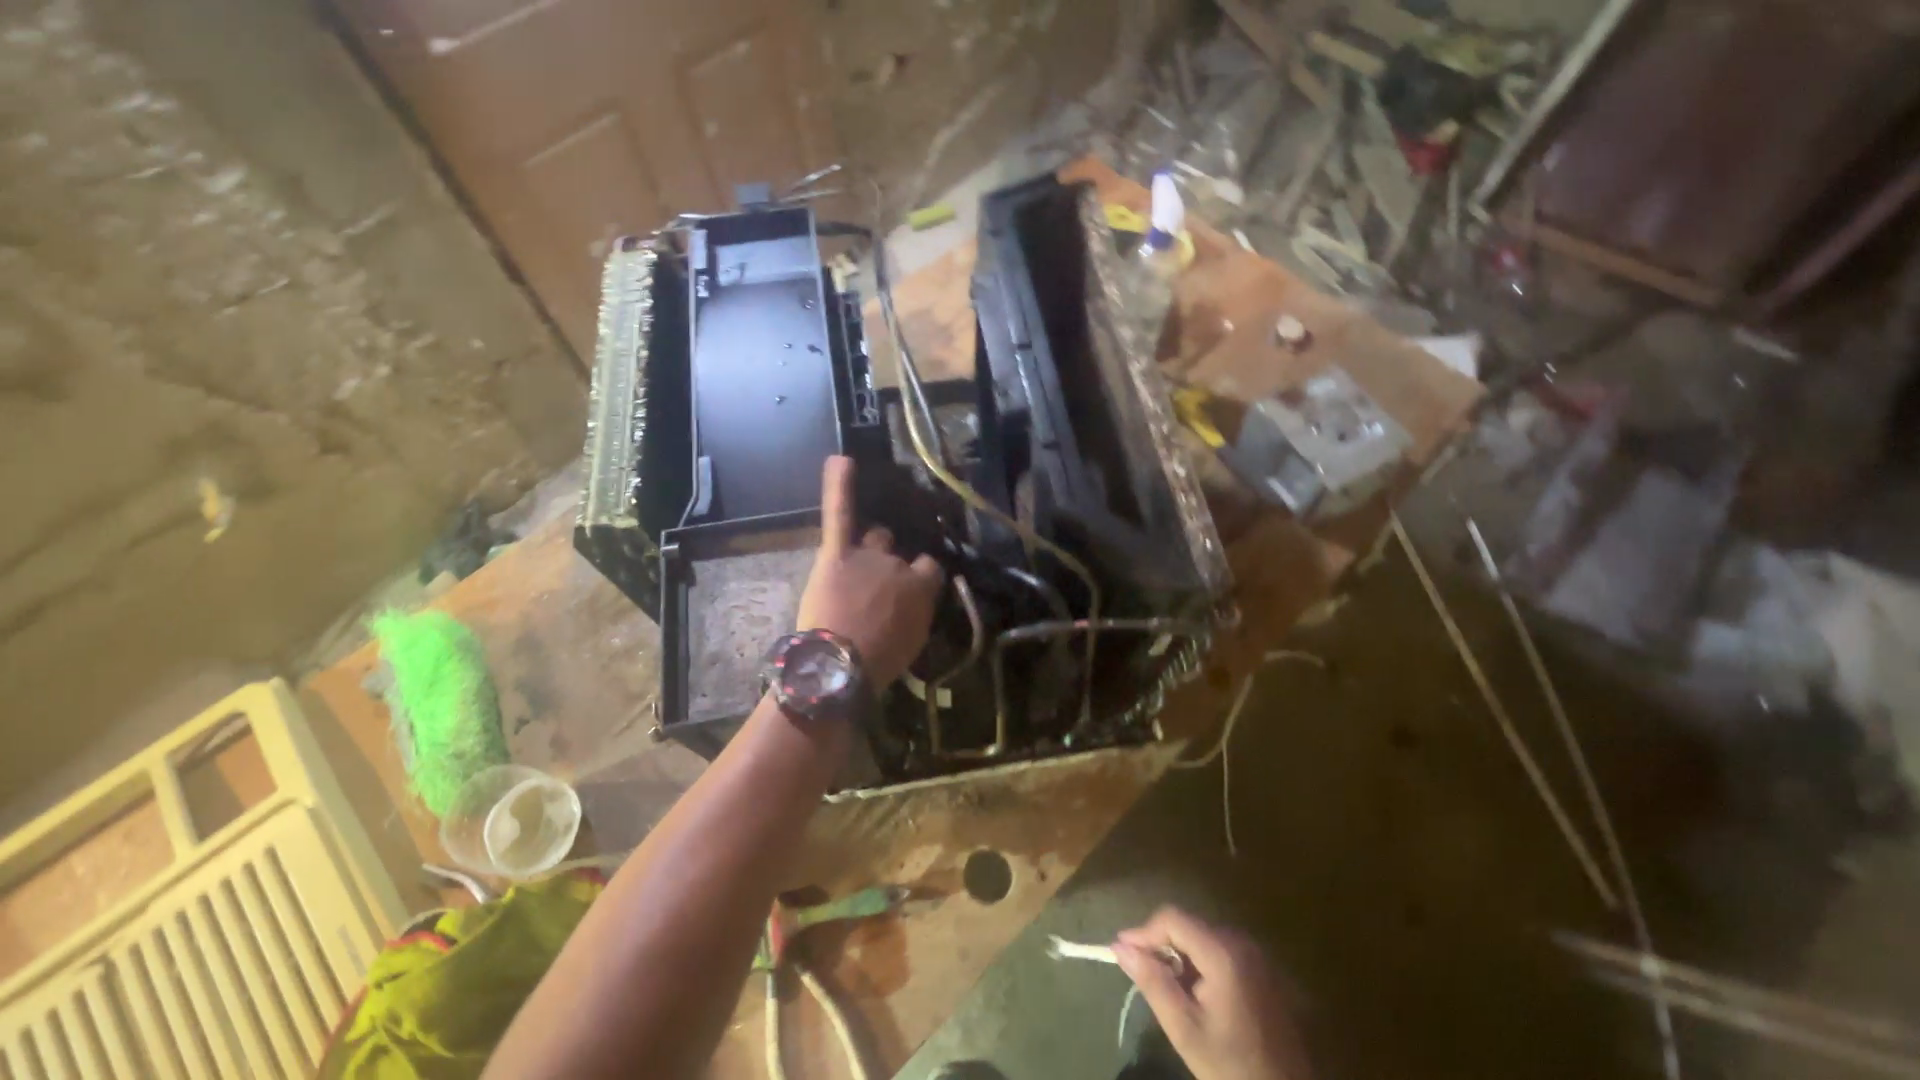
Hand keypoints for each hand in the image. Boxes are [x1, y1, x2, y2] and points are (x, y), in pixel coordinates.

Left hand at [796, 456, 944, 685]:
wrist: (839, 666)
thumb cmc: (878, 663)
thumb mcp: (913, 641)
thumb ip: (916, 613)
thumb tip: (914, 603)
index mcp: (923, 589)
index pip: (929, 568)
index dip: (917, 578)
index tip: (907, 592)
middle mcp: (900, 564)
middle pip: (898, 552)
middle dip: (890, 564)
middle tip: (874, 590)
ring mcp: (868, 555)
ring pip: (876, 536)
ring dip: (871, 545)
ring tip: (857, 565)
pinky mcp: (836, 552)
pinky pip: (840, 511)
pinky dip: (839, 484)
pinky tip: (840, 460)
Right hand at [1113, 907, 1312, 1079]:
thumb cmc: (1232, 1065)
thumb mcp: (1184, 1028)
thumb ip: (1152, 981)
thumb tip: (1120, 947)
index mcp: (1223, 954)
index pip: (1172, 918)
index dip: (1143, 932)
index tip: (1122, 954)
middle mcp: (1242, 943)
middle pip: (1189, 925)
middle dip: (1162, 946)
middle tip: (1144, 977)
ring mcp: (1257, 955)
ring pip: (1204, 937)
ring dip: (1181, 956)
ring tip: (1170, 990)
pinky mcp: (1265, 970)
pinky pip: (1223, 951)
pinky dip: (1202, 963)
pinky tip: (1198, 996)